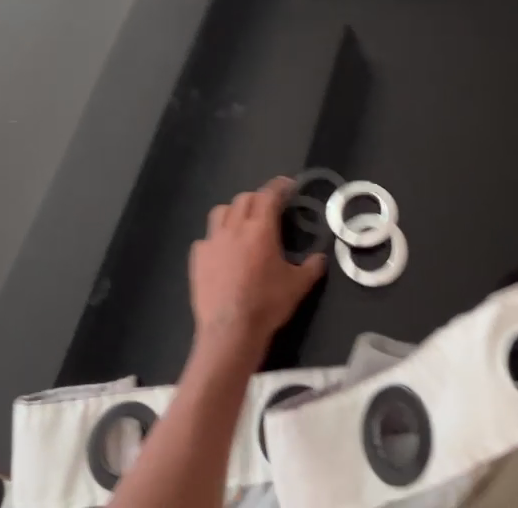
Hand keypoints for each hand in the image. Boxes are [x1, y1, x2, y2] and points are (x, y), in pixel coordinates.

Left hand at [189, 177, 326, 351]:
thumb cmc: (267, 304)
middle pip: (244, 198)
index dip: (279, 186)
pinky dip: (216, 239)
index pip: (269, 195)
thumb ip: (311, 267)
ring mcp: (212, 242)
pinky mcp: (197, 258)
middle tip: (268, 209)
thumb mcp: (298, 286)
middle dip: (258, 198)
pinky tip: (222, 253)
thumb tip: (320, 258)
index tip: (287, 186)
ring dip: (234, 212)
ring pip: (221, 211)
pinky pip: (206, 238)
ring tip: (242, 224)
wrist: (230, 331)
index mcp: (261, 229)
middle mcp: (234, 228)